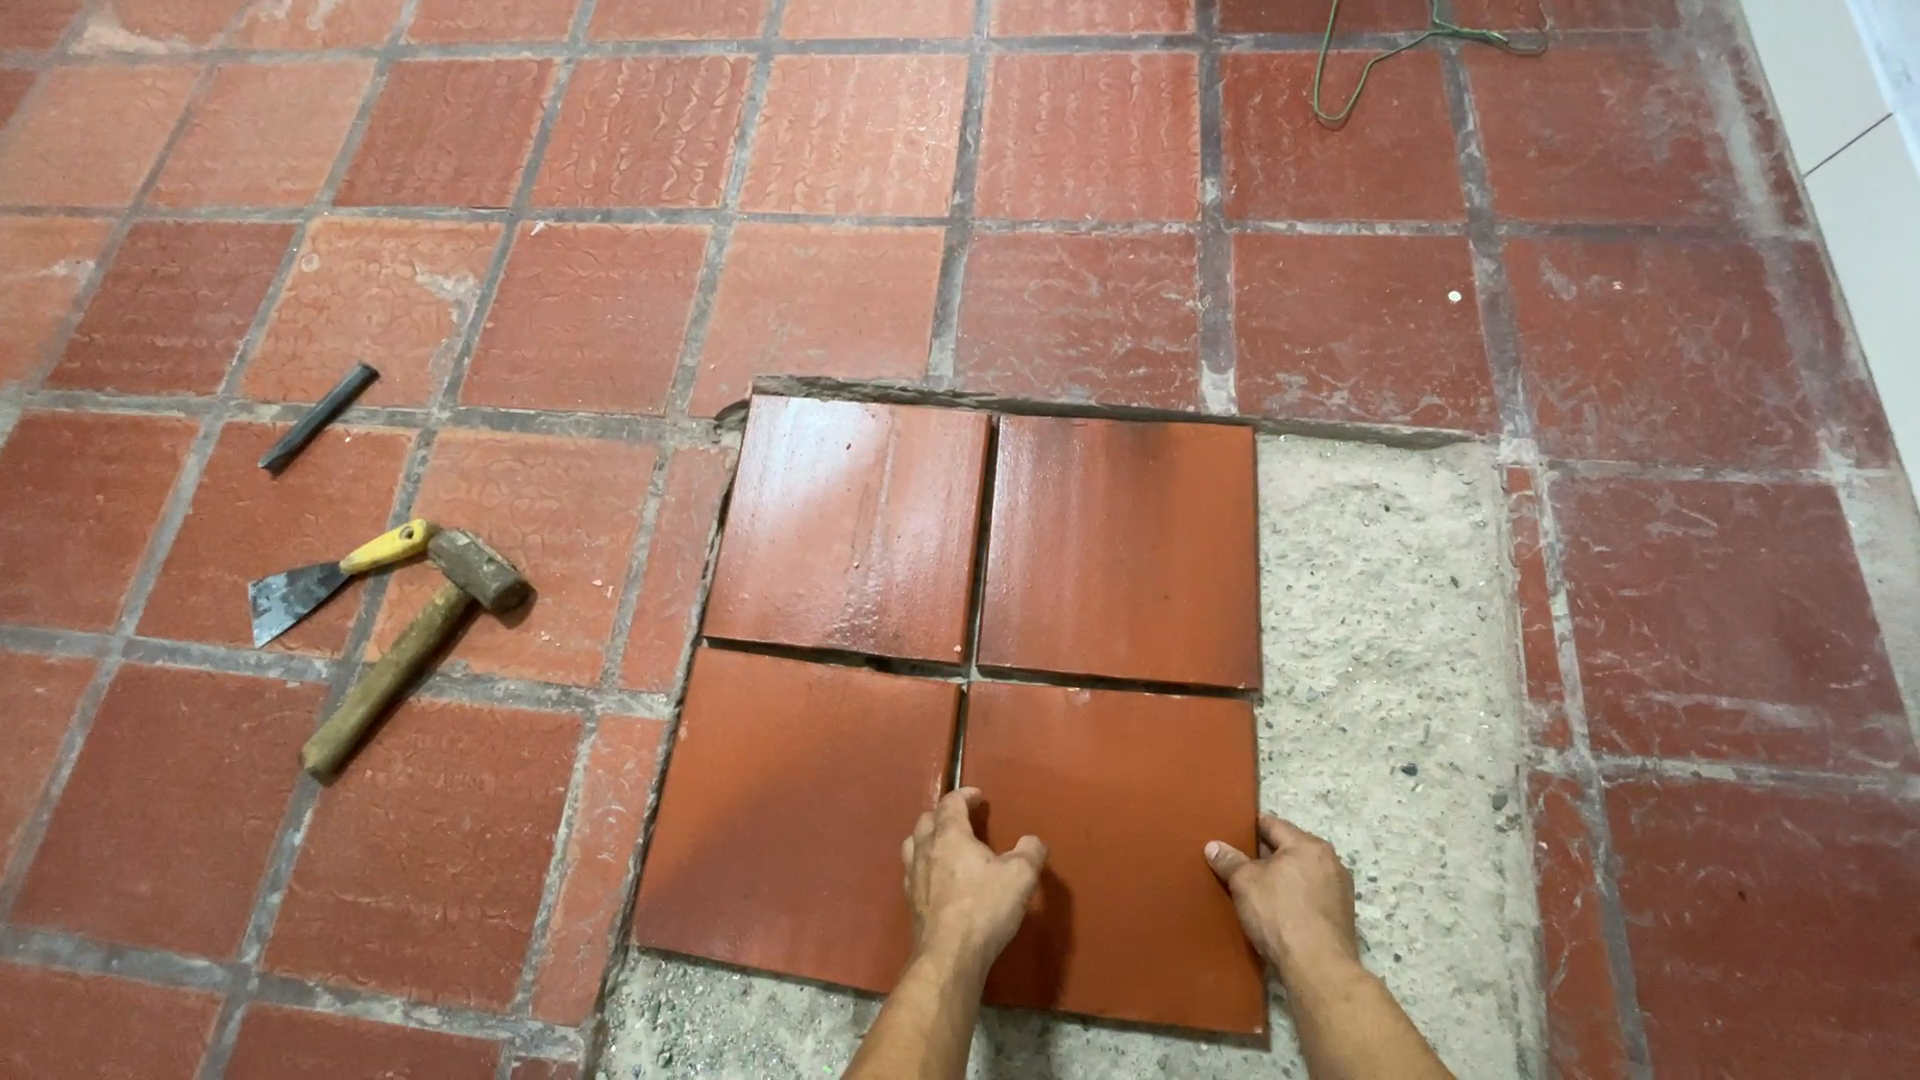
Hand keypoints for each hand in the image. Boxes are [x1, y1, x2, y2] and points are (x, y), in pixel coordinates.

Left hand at [901, 788, 1046, 974]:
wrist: (950, 955)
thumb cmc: (984, 908)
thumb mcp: (1020, 876)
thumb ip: (1030, 852)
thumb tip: (1033, 841)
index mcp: (950, 835)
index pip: (951, 803)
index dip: (964, 795)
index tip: (978, 796)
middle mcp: (926, 849)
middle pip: (927, 819)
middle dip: (944, 813)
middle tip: (963, 818)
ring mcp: (914, 876)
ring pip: (913, 843)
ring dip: (928, 836)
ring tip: (944, 843)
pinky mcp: (911, 901)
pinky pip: (912, 871)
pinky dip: (923, 864)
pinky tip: (935, 877)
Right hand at [1205, 815, 1359, 982]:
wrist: (1318, 968)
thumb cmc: (1279, 914)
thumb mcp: (1244, 883)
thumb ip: (1229, 860)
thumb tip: (1213, 846)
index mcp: (1308, 845)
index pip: (1274, 825)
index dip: (1251, 827)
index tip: (1233, 831)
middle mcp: (1330, 862)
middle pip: (1290, 849)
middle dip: (1266, 854)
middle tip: (1240, 862)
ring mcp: (1340, 891)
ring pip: (1302, 874)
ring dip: (1282, 877)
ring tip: (1257, 887)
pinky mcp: (1343, 917)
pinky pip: (1311, 896)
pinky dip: (1295, 897)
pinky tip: (1278, 910)